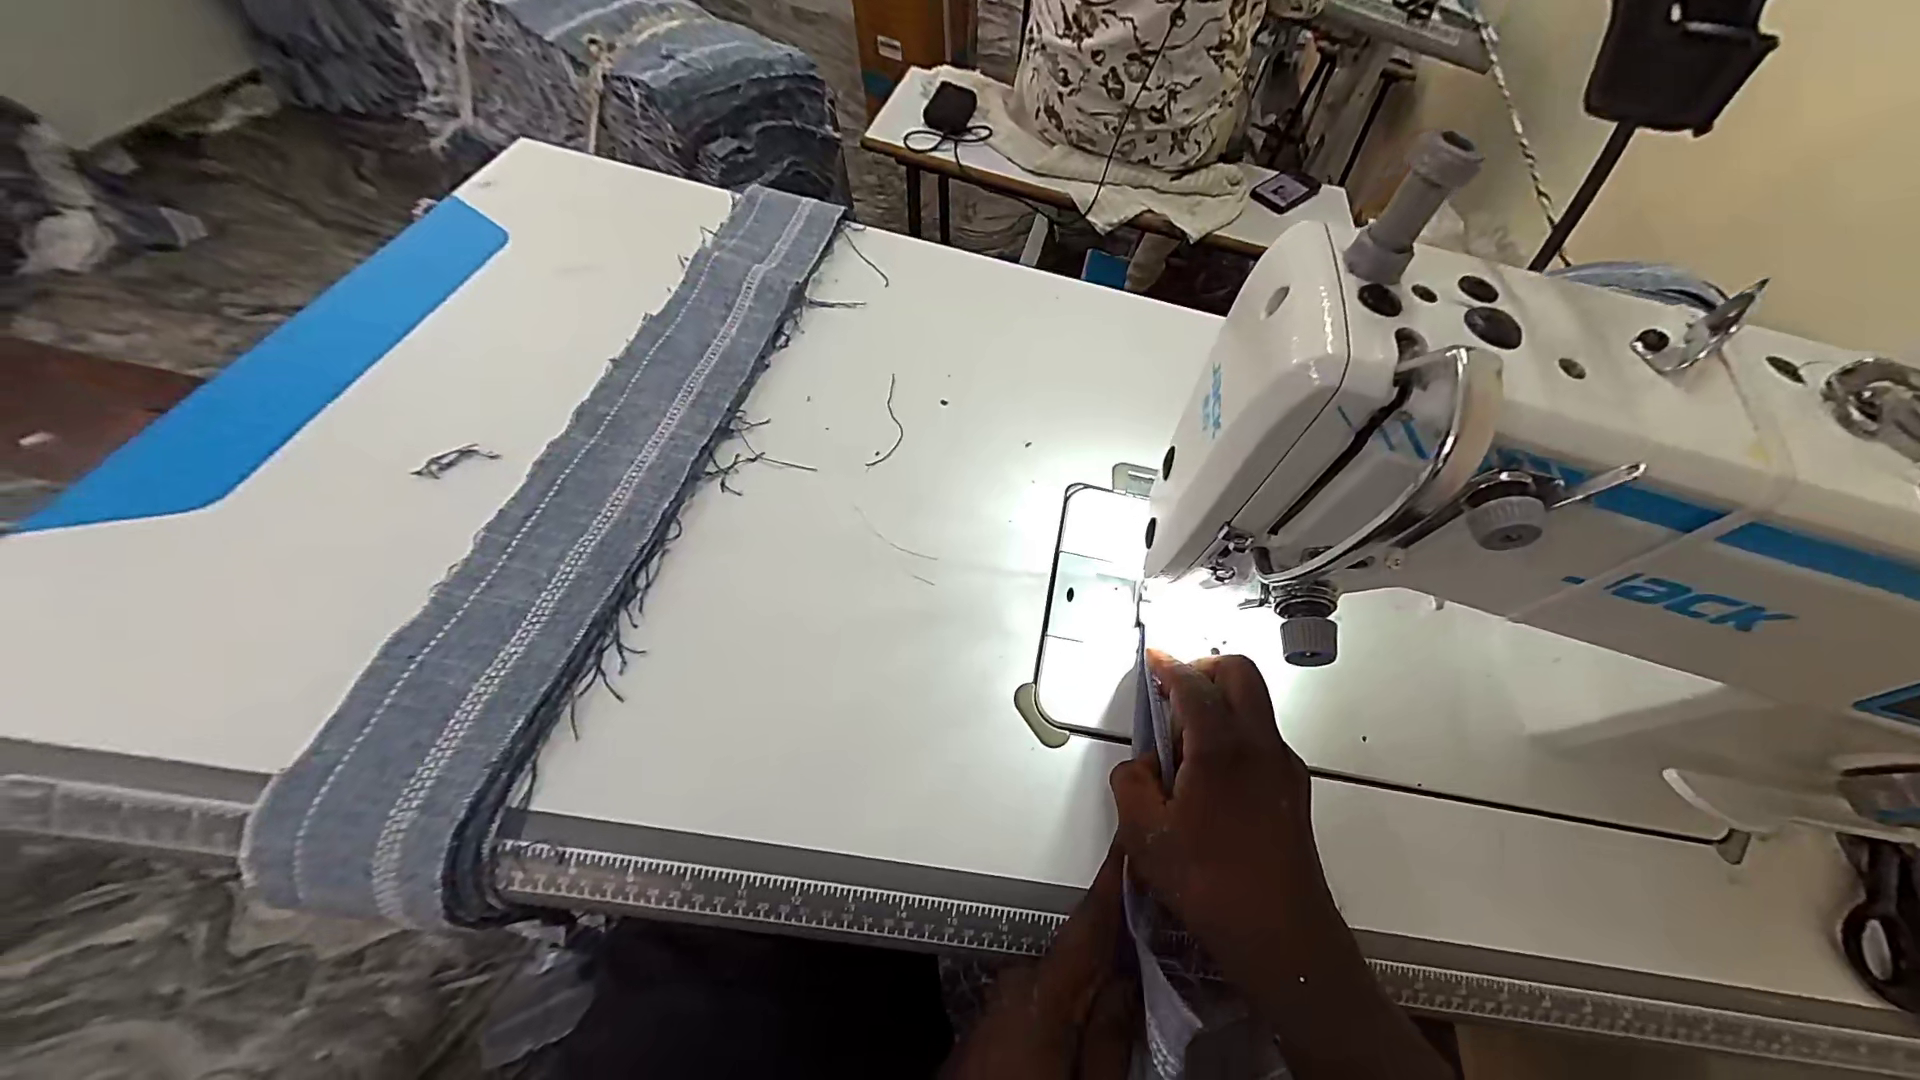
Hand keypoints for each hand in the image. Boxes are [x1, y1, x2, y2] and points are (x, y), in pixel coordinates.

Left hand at [940, 844, 1137, 1079]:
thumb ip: (1109, 1036)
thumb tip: (1126, 981)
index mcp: (1043, 994)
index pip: (1086, 925)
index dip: (1109, 883)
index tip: (1126, 844)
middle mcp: (1017, 982)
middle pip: (1076, 949)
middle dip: (1111, 940)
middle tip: (1149, 928)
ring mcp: (1000, 997)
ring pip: (1059, 973)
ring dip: (1089, 971)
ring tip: (1126, 971)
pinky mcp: (993, 1016)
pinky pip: (1039, 993)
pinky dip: (1066, 993)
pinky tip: (1087, 1008)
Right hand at [1108, 651, 1325, 961]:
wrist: (1282, 939)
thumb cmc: (1212, 885)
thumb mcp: (1144, 834)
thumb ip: (1130, 783)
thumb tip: (1141, 766)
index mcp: (1222, 748)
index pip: (1193, 683)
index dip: (1166, 665)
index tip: (1152, 659)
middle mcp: (1260, 746)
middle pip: (1239, 673)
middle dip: (1201, 668)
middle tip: (1170, 690)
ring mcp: (1283, 766)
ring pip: (1253, 703)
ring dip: (1217, 700)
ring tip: (1181, 741)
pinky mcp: (1292, 788)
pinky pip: (1259, 736)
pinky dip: (1231, 730)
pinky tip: (1206, 773)